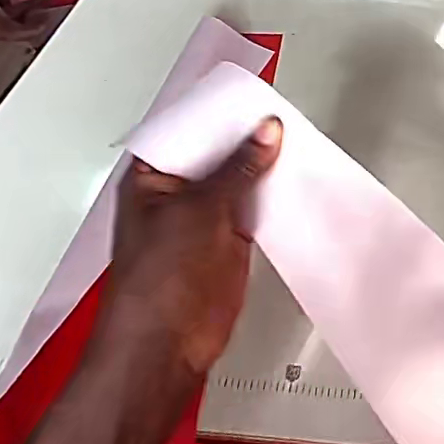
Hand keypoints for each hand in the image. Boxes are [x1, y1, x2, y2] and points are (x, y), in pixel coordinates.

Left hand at [107, 118, 282, 374]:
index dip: (217, 112)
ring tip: (291, 142)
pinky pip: (256, 208)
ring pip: (240, 180)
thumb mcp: (198, 209)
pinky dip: (273, 195)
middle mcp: (177, 194)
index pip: (187, 129)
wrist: (167, 345)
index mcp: (151, 177)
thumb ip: (237, 168)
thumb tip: (264, 133)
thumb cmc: (154, 284)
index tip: (249, 98)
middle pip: (218, 153)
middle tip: (276, 117)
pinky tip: (292, 181)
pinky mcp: (230, 239)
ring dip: (263, 167)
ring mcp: (205, 217)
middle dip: (246, 139)